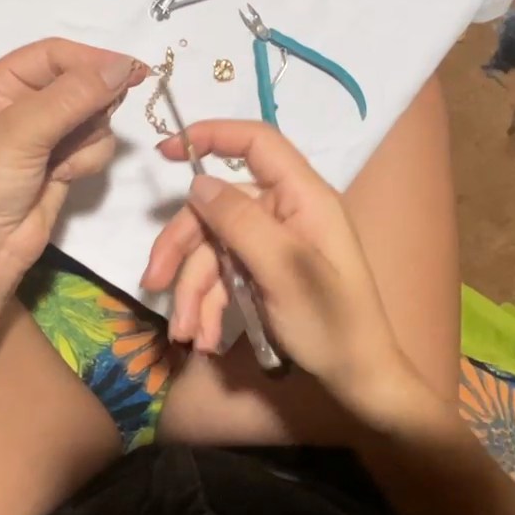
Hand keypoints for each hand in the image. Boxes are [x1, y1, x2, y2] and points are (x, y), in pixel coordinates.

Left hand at [0, 38, 147, 286]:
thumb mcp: (23, 131)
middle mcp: (23, 101)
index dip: (92, 60)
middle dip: (92, 103)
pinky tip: (65, 176)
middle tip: (98, 118)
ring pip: (95, 114)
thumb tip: (124, 65)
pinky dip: (89, 159)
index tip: (131, 72)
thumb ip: (74, 95)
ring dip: (89, 137)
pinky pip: (96, 144)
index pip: (55, 54)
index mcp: (0, 83)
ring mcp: (46, 133)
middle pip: (81, 81)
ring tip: (64, 161)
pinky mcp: (64, 160)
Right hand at [141, 121, 423, 426]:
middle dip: (182, 249)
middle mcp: (285, 213)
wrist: (359, 378)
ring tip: (186, 334)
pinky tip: (204, 339)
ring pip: (213, 250)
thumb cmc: (331, 321)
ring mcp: (272, 245)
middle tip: (154, 284)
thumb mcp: (282, 271)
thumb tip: (198, 183)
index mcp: (302, 196)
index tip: (166, 151)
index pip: (256, 143)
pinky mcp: (263, 273)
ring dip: (193, 291)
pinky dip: (208, 306)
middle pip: (217, 210)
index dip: (212, 136)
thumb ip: (240, 221)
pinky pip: (224, 277)